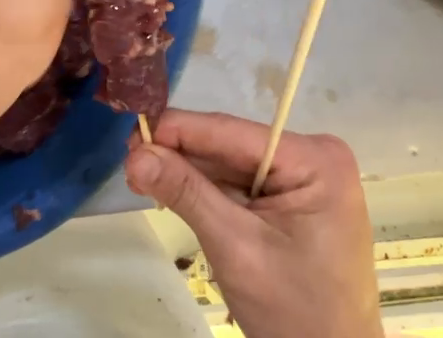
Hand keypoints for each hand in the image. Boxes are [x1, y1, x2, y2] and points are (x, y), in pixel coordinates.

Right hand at [127, 111, 380, 337]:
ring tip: (143, 179)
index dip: (175, 130)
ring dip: (188, 173)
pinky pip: (240, 181)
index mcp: (313, 158)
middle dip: (179, 155)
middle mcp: (312, 155)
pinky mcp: (294, 197)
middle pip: (227, 144)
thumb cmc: (296, 311)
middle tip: (130, 166)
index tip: (129, 137)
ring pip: (229, 162)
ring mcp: (305, 177)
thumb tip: (134, 154)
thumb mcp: (235, 247)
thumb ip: (185, 192)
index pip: (229, 131)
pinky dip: (206, 189)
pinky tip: (174, 192)